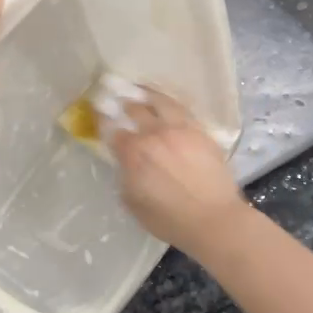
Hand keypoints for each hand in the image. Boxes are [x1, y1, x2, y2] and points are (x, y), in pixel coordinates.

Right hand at [110, 89, 251, 256]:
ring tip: (142, 92)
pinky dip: (171, 105)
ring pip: (162, 102)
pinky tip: (168, 105)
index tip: (98, 112)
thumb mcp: (131, 201)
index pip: (112, 128)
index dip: (102, 119)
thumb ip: (125, 175)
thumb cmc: (168, 218)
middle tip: (118, 99)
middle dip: (124, 104)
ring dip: (148, 95)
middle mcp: (155, 134)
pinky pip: (184, 111)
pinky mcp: (202, 133)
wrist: (214, 220)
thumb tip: (125, 162)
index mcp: (133, 152)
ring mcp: (181, 130)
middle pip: (135, 109)